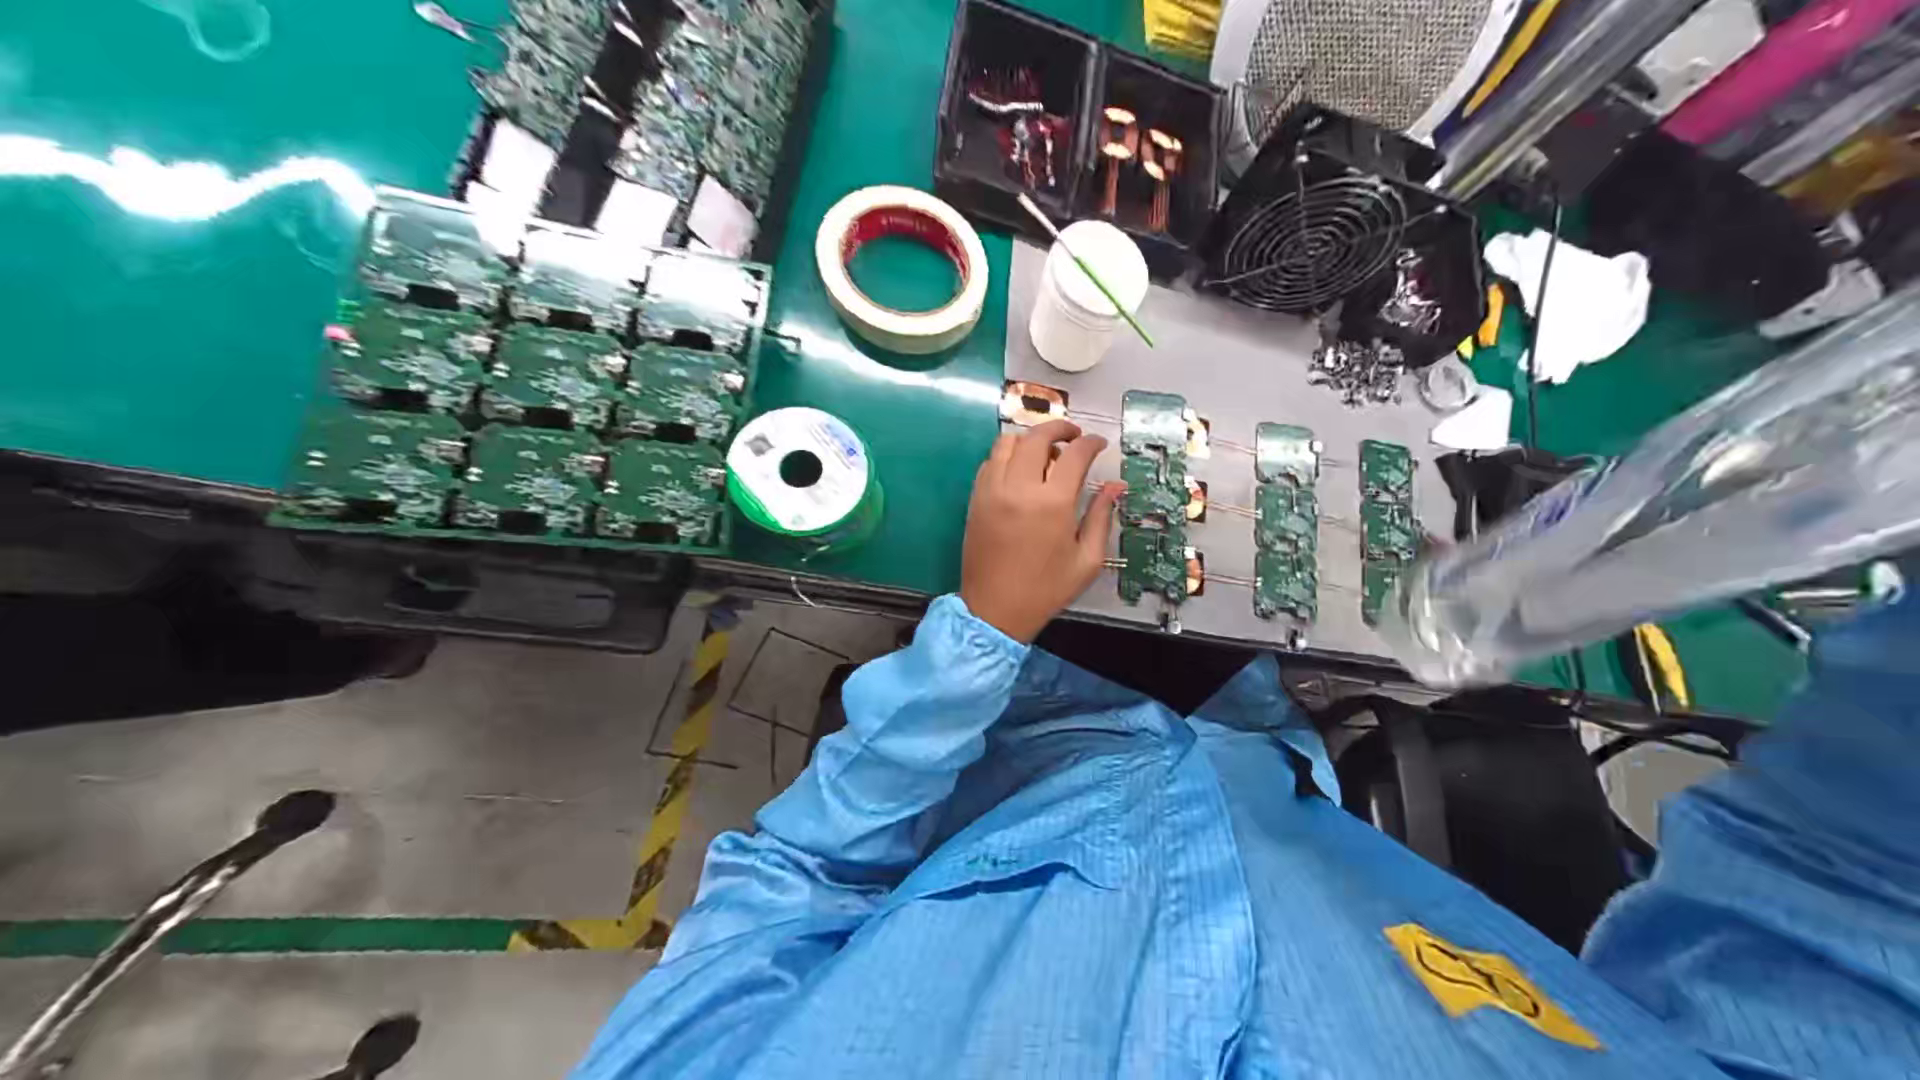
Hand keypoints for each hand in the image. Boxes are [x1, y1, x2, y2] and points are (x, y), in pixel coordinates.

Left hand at [960, 420, 1123, 643]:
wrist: (995, 610)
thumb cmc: (1046, 589)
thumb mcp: (1086, 559)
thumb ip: (1101, 517)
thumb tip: (1114, 486)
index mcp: (1052, 503)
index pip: (1074, 454)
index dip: (1091, 443)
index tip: (1099, 444)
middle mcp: (1019, 488)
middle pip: (1037, 437)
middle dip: (1059, 428)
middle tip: (1073, 437)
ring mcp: (992, 491)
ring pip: (1007, 443)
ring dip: (1029, 439)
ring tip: (1045, 451)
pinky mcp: (976, 499)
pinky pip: (990, 462)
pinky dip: (1007, 455)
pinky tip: (1020, 469)